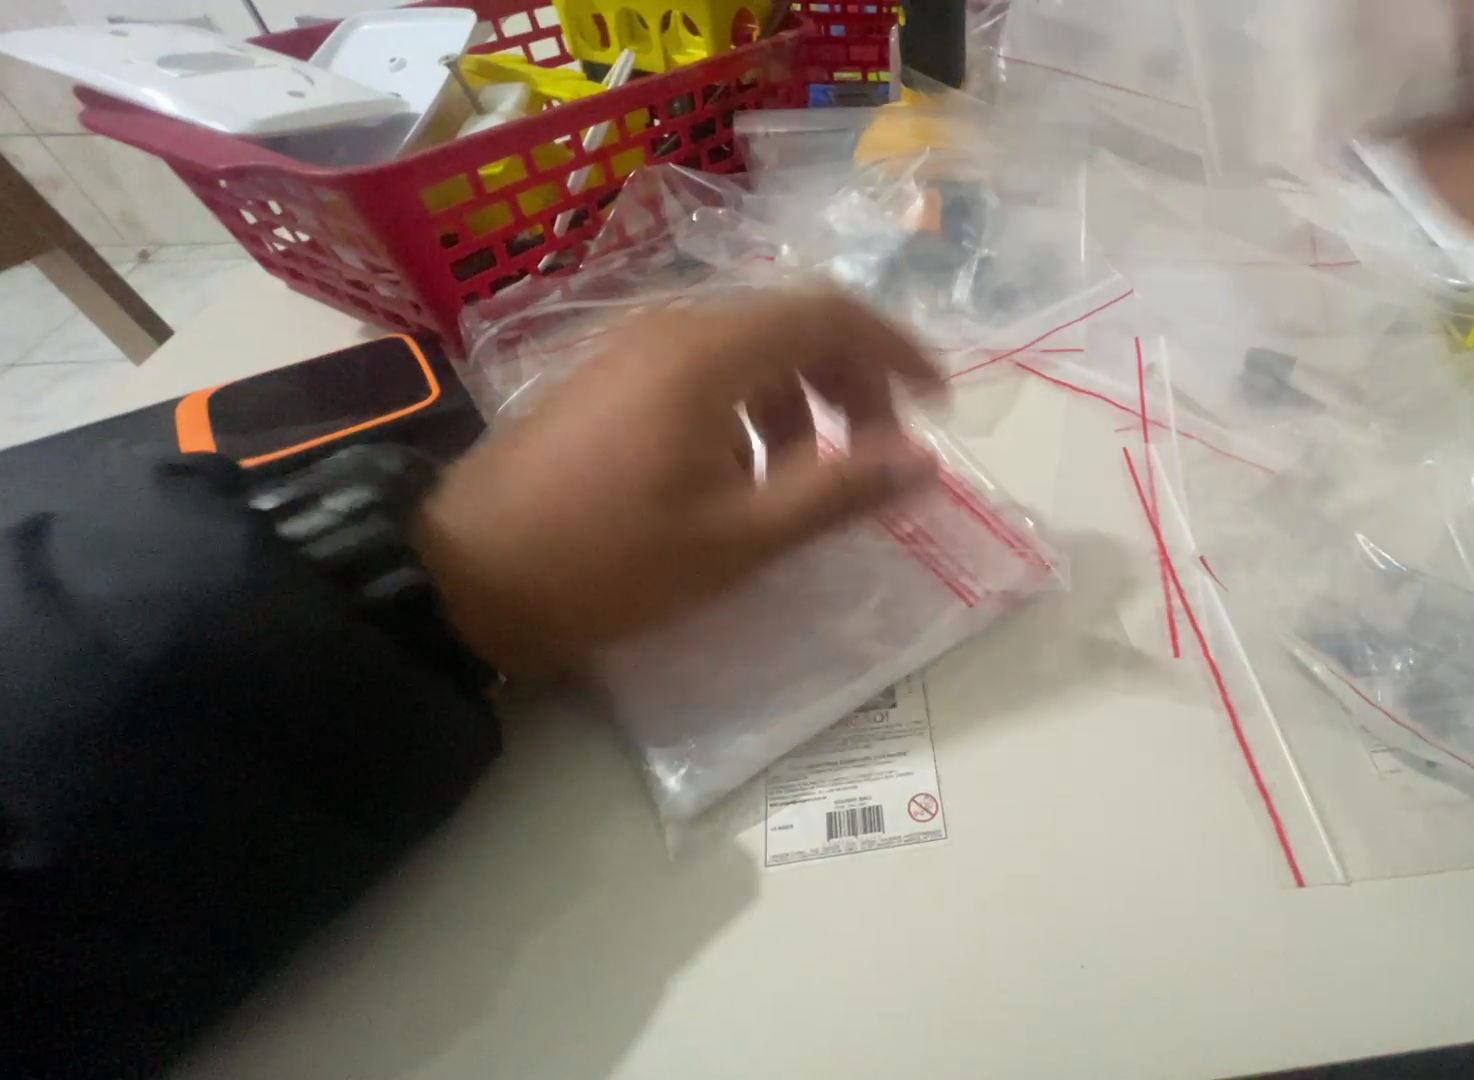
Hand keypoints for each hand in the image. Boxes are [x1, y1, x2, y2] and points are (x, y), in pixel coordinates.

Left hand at [414, 291, 944, 676]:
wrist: (463, 577)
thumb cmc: (611, 563)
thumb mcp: (741, 538)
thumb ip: (841, 491)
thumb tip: (925, 461)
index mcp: (711, 354)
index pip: (833, 315)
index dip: (898, 353)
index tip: (936, 404)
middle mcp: (677, 327)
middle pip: (798, 325)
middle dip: (856, 382)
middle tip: (877, 451)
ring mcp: (640, 346)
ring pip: (757, 347)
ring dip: (807, 398)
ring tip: (816, 473)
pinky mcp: (619, 375)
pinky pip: (714, 369)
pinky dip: (759, 408)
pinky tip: (752, 469)